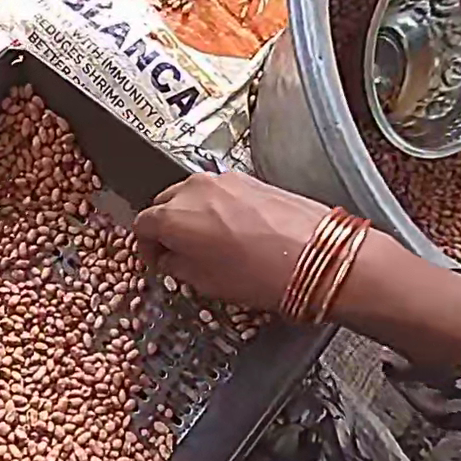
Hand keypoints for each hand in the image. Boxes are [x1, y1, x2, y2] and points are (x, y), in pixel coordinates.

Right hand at [134, 171, 348, 310]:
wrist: (319, 257)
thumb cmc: (260, 274)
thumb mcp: (205, 282)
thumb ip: (177, 265)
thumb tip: (170, 257)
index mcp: (172, 216)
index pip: (141, 225)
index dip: (145, 247)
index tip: (156, 260)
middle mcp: (193, 190)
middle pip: (163, 203)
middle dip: (165, 227)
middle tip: (177, 252)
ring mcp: (223, 180)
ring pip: (191, 195)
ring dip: (190, 215)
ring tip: (207, 242)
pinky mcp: (249, 178)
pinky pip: (218, 192)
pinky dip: (215, 208)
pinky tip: (231, 231)